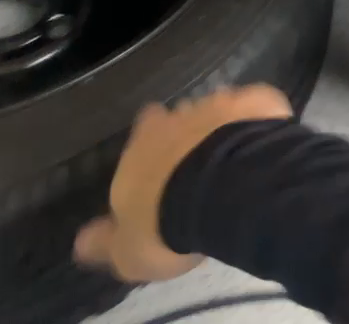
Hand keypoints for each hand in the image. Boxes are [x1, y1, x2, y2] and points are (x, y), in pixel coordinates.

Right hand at [73, 84, 294, 282]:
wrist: (228, 190)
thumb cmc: (168, 222)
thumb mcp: (127, 249)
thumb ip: (105, 239)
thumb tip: (81, 240)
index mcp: (144, 145)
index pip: (144, 127)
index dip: (152, 136)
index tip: (162, 151)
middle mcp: (181, 115)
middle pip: (184, 115)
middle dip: (192, 131)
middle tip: (202, 158)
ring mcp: (222, 103)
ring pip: (222, 107)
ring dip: (227, 124)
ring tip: (237, 152)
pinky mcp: (259, 100)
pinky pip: (259, 104)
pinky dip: (261, 118)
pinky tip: (267, 136)